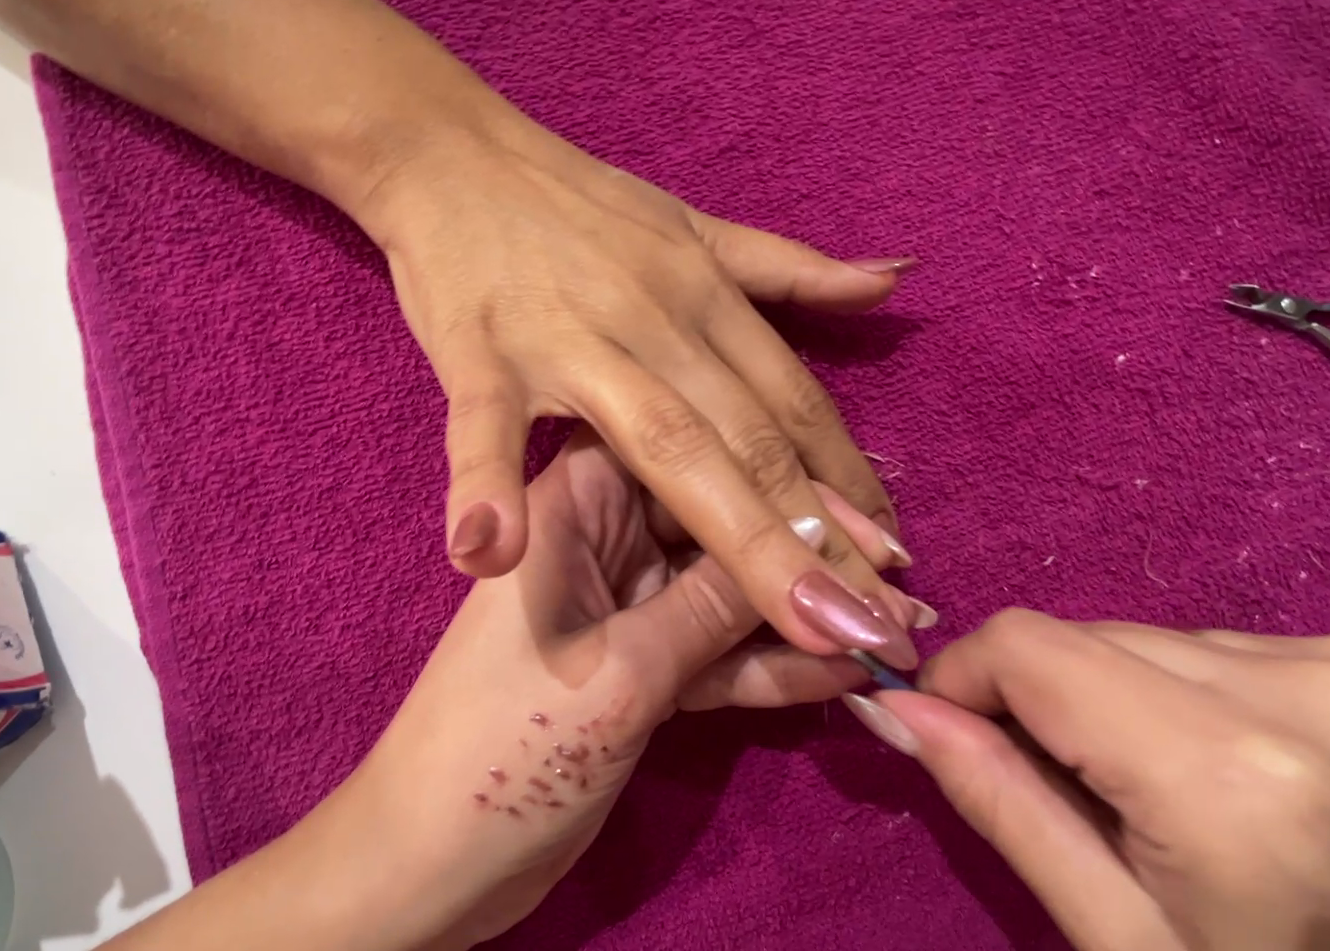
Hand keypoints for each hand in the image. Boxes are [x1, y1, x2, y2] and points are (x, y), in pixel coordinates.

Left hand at [314, 432, 927, 949]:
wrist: (427, 866)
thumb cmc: (500, 749)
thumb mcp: (618, 671)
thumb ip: (714, 606)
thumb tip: (818, 553)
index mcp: (575, 503)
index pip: (694, 464)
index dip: (784, 493)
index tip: (873, 534)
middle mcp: (604, 535)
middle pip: (723, 525)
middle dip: (810, 563)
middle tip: (903, 593)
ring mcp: (626, 601)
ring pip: (729, 592)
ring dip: (803, 620)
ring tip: (894, 639)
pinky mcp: (642, 659)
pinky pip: (717, 647)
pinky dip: (770, 663)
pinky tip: (840, 676)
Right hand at [361, 116, 920, 669]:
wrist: (452, 156)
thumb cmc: (578, 204)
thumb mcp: (694, 226)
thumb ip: (789, 269)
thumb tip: (892, 277)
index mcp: (708, 299)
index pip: (795, 403)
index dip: (852, 484)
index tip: (899, 561)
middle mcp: (659, 324)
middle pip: (755, 440)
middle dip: (827, 537)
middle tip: (883, 627)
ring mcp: (571, 342)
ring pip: (667, 442)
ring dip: (738, 534)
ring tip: (798, 621)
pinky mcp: (481, 355)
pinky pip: (485, 427)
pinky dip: (485, 484)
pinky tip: (489, 553)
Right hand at [843, 610, 1329, 950]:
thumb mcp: (1120, 941)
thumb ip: (999, 802)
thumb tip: (892, 706)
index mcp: (1231, 776)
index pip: (1029, 647)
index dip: (964, 677)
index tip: (949, 730)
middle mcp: (1301, 688)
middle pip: (1084, 639)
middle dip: (1044, 703)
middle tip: (1072, 797)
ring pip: (1143, 640)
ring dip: (1115, 700)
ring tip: (1161, 796)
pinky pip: (1213, 646)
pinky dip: (1183, 696)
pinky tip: (1228, 772)